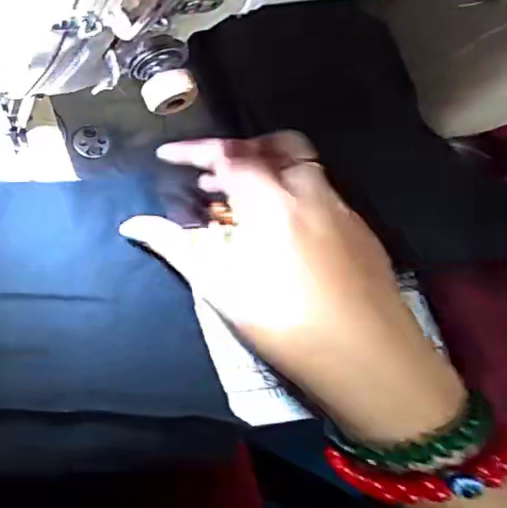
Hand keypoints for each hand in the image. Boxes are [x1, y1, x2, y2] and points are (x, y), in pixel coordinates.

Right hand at [120, 132, 464, 443]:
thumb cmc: (286, 325)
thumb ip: (177, 247)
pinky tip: (281, 229)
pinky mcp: (361, 230)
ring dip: (267, 169)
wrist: (373, 361)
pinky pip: (322, 191)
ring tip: (240, 201)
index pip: (228, 156)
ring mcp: (342, 209)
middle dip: (239, 150)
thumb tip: (133, 224)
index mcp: (273, 202)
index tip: (167, 155)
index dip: (193, 150)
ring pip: (303, 167)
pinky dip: (292, 191)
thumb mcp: (221, 289)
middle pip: (275, 146)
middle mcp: (311, 193)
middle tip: (211, 175)